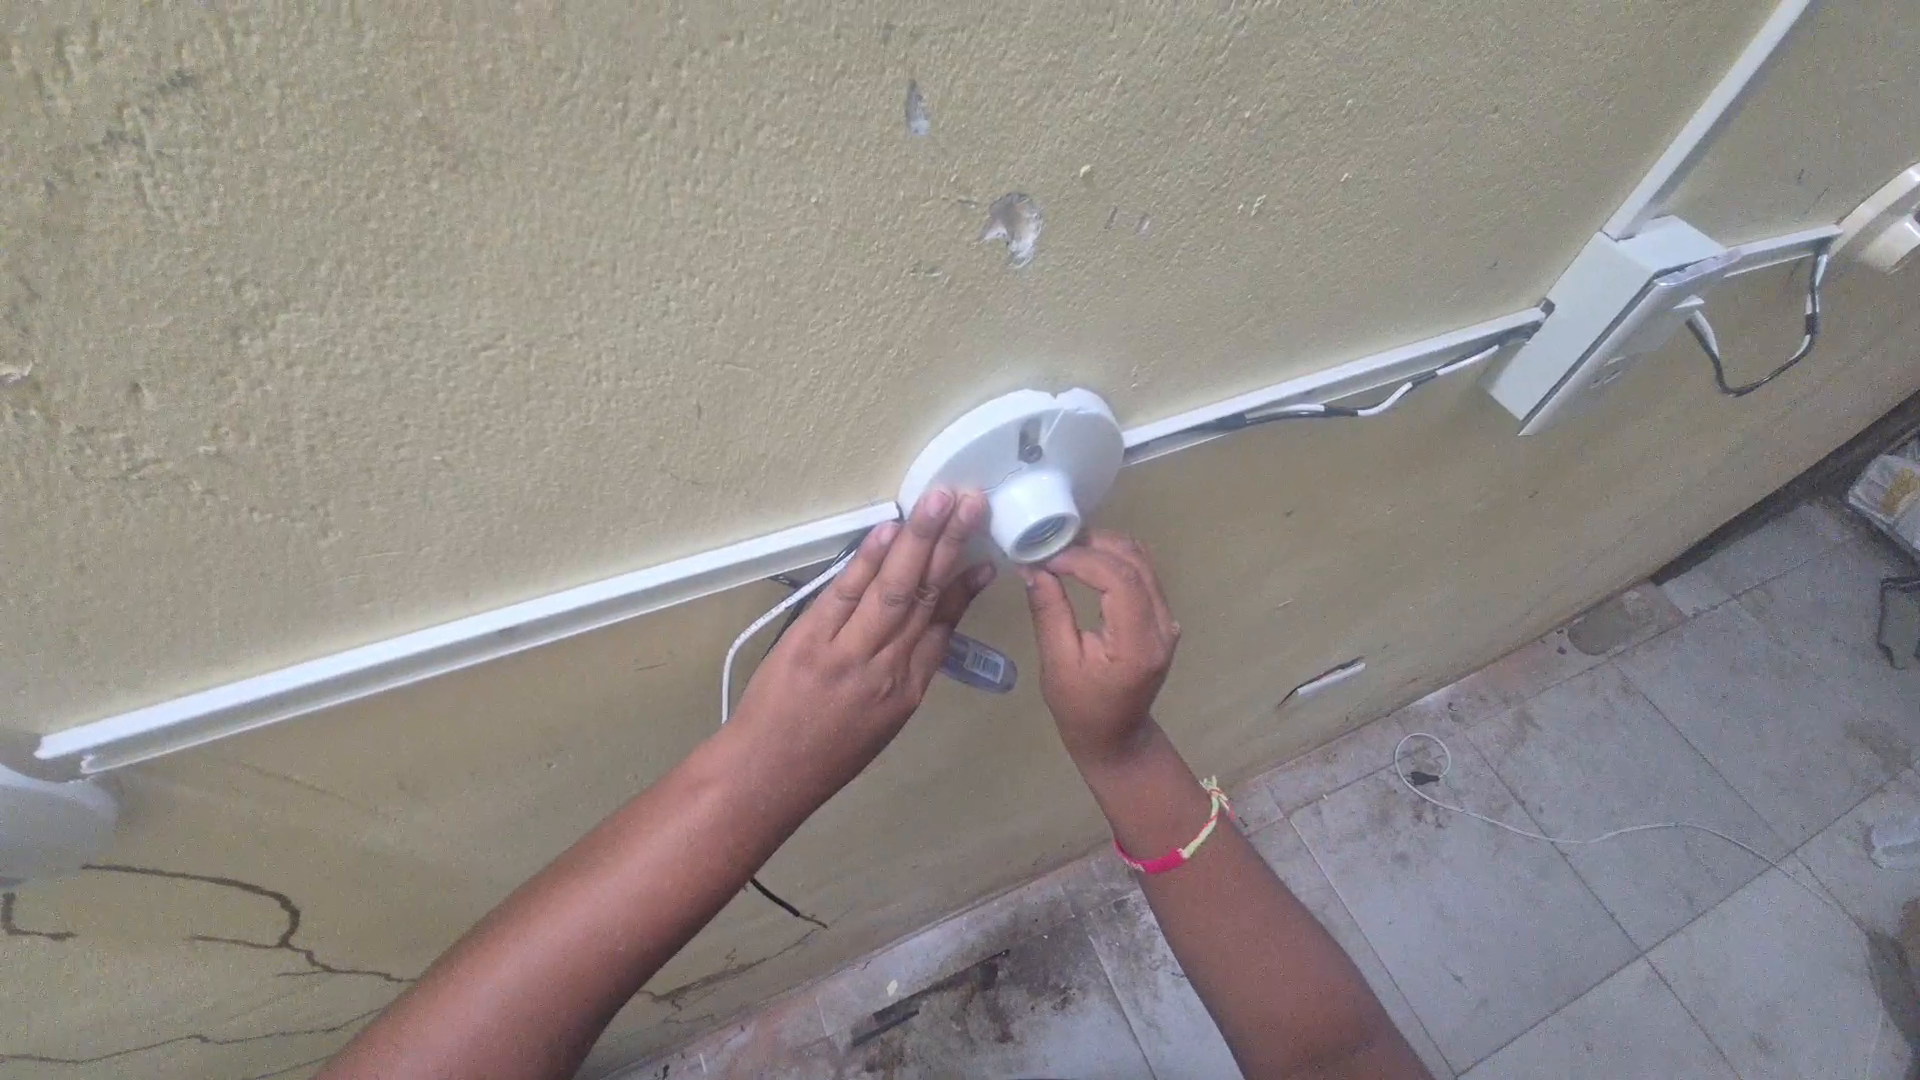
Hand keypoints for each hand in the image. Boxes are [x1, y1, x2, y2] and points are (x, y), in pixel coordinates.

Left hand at [732, 489, 994, 768]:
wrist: (766, 776)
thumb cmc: (825, 755)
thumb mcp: (882, 724)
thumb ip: (905, 674)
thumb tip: (924, 631)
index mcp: (908, 690)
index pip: (943, 627)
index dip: (965, 589)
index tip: (984, 558)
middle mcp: (887, 667)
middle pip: (926, 596)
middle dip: (951, 545)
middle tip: (973, 502)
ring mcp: (848, 652)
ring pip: (894, 588)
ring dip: (919, 539)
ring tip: (941, 500)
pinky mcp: (810, 641)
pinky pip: (846, 594)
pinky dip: (868, 560)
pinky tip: (889, 530)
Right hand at [1020, 531, 1180, 769]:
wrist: (1117, 736)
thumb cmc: (1082, 709)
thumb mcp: (1057, 665)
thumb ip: (1050, 613)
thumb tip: (1033, 568)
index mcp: (1139, 644)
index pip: (1120, 580)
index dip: (1083, 559)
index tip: (1046, 558)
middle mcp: (1163, 626)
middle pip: (1135, 561)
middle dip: (1092, 544)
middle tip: (1051, 544)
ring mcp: (1167, 619)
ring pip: (1142, 560)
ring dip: (1102, 546)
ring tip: (1063, 548)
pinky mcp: (1162, 615)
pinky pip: (1142, 572)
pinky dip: (1112, 558)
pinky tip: (1083, 561)